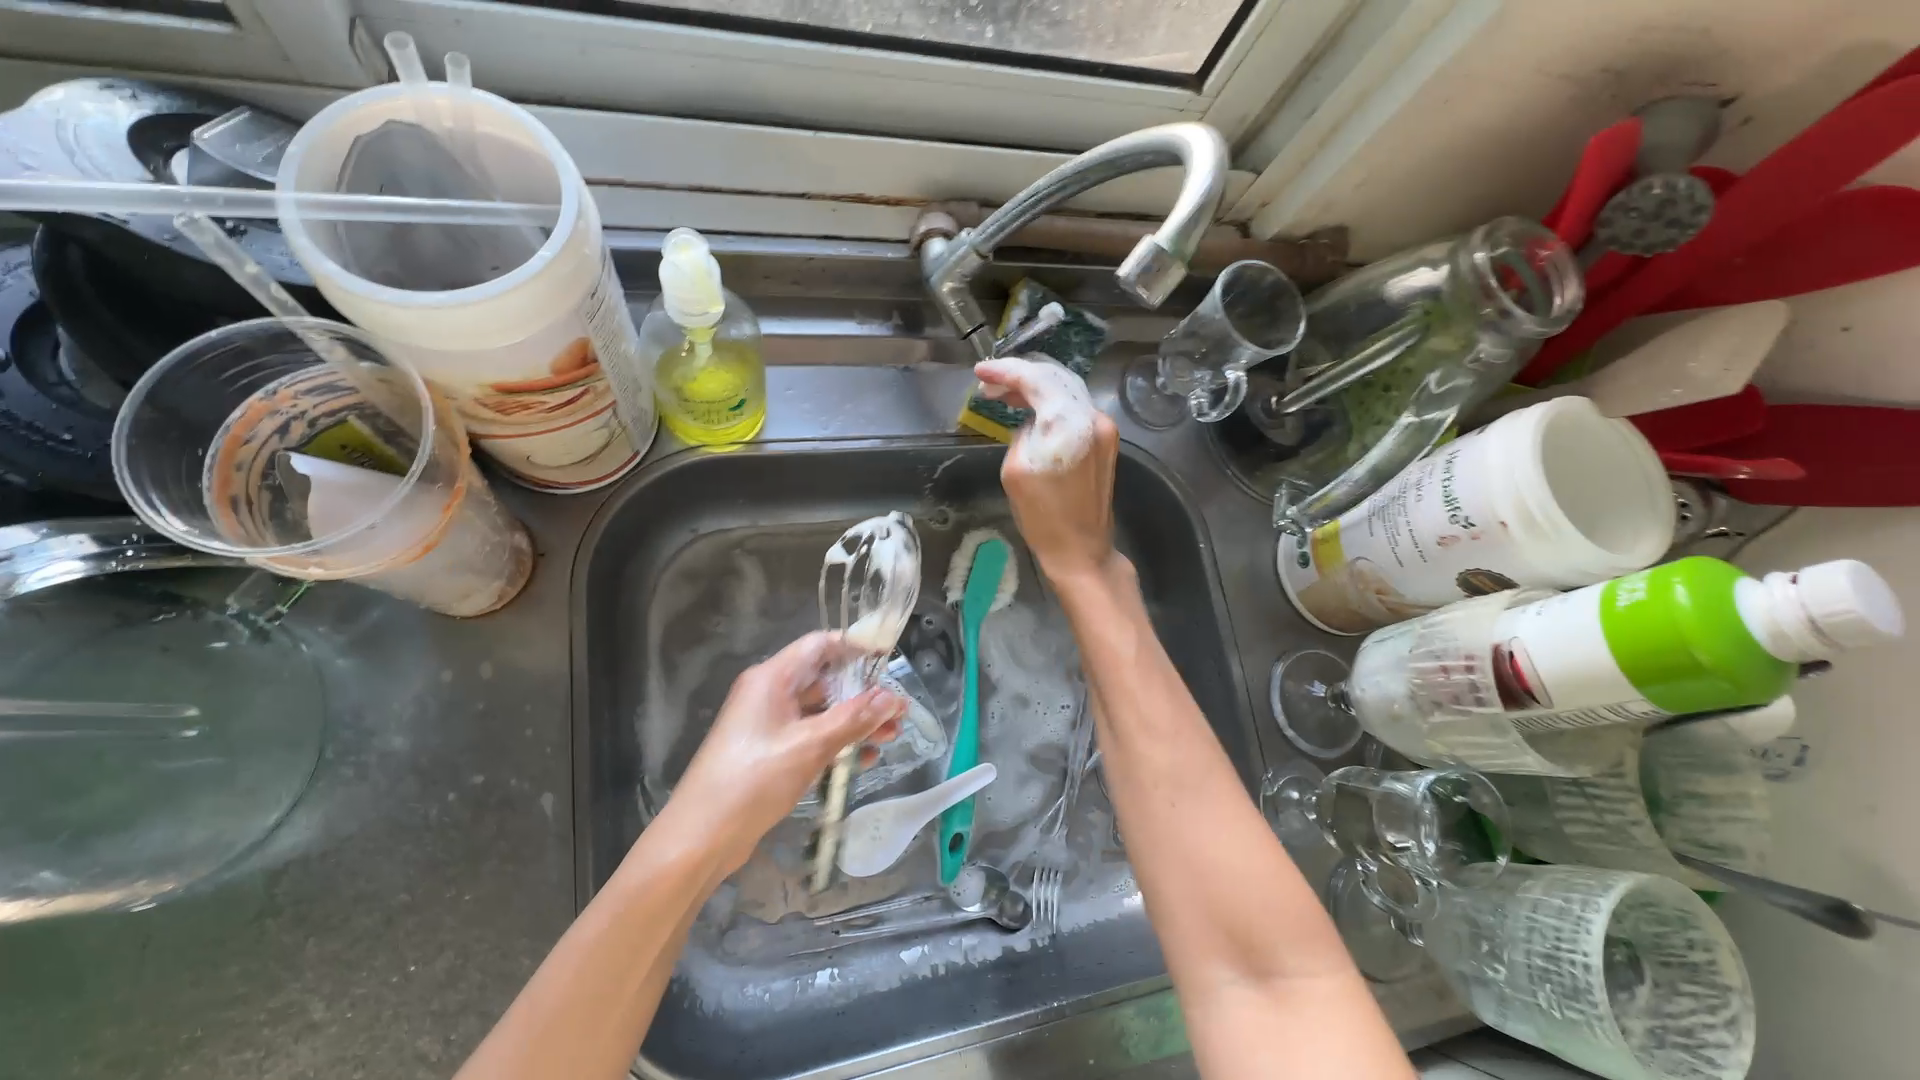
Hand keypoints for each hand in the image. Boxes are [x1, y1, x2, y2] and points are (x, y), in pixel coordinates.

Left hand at [665, 632, 906, 873]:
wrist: (701, 836)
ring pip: (821, 712)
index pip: (820, 645)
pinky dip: (837, 744)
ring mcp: (769, 725)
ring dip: (855, 722)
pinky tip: (863, 761)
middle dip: (863, 694)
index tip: (890, 660)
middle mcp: (770, 694)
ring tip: (890, 739)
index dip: (856, 648)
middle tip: (899, 713)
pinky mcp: (771, 753)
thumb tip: (893, 698)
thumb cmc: (753, 780)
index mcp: (772, 678)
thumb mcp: (809, 746)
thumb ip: (854, 719)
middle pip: (824, 680)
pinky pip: (811, 737)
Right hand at [974, 358, 1120, 584]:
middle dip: (1020, 379)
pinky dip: (1051, 408)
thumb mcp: (1015, 470)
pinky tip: (1031, 413)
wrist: (1081, 551)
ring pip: (1065, 395)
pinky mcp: (1105, 444)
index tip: (980, 372)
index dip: (1005, 371)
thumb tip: (1030, 424)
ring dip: (1035, 392)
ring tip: (1005, 397)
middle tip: (990, 385)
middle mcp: (1092, 418)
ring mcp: (1103, 431)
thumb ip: (1021, 433)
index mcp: (1068, 422)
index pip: (1035, 379)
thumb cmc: (1043, 517)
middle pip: (1054, 381)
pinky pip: (1075, 413)